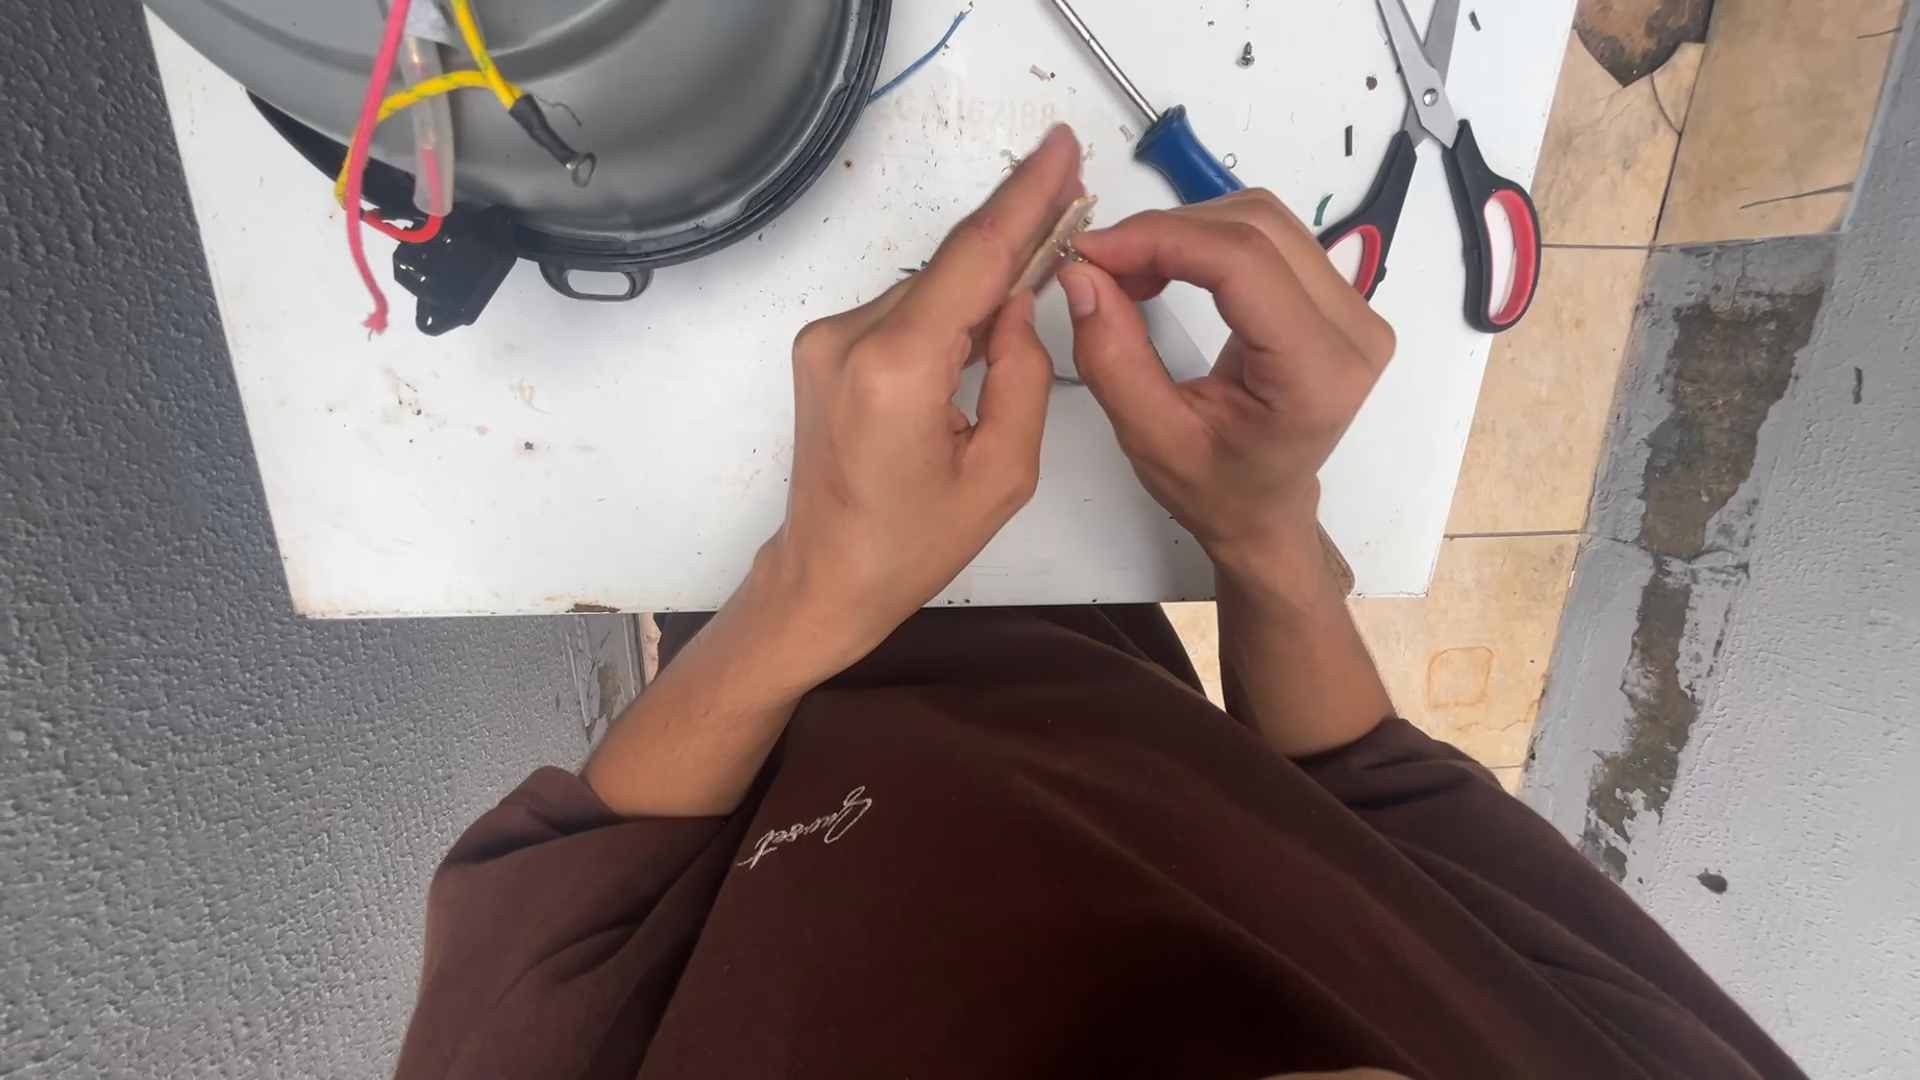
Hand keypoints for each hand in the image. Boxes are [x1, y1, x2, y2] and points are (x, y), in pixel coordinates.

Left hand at [584, 128, 1084, 816]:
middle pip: (948, 267)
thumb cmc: (914, 545)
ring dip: (978, 283)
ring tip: (1030, 281)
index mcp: (896, 370)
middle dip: (1011, 237)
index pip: (973, 259)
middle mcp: (847, 337)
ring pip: (926, 289)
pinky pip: (901, 312)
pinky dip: (943, 310)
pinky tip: (977, 325)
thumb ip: (1023, 372)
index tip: (1061, 149)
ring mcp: (825, 340)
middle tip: (1067, 201)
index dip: (1025, 199)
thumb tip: (1018, 302)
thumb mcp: (1004, 472)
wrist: (826, 575)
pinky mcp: (821, 351)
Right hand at [1057, 190, 1394, 589]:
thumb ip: (1112, 358)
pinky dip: (1204, 242)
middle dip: (1165, 232)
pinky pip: (1269, 239)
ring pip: (1262, 221)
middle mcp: (1354, 330)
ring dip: (1183, 232)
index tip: (1090, 251)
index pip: (1243, 264)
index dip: (1160, 240)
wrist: (1262, 509)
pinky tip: (1163, 269)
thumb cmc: (1213, 490)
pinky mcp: (1337, 299)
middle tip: (1099, 266)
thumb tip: (1081, 276)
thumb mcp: (1149, 438)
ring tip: (1127, 272)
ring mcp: (1355, 308)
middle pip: (1256, 229)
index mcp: (1316, 374)